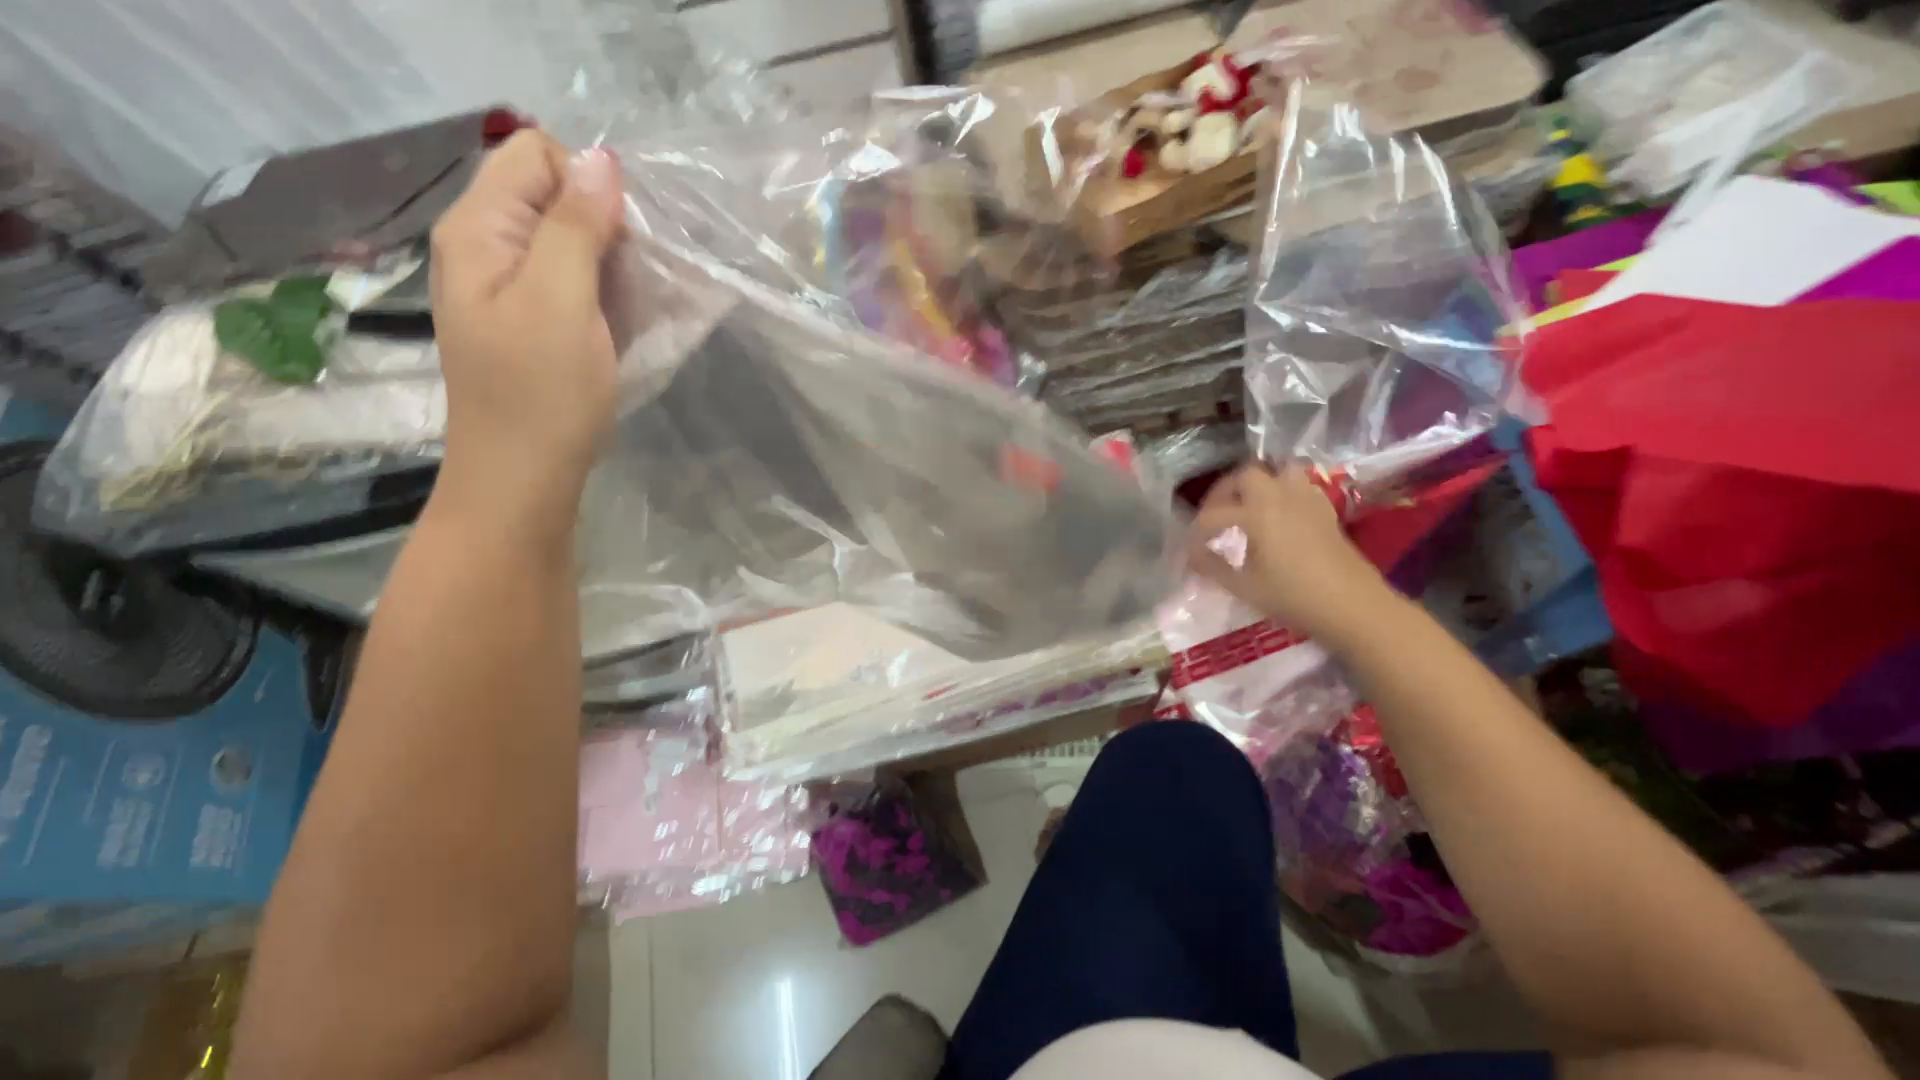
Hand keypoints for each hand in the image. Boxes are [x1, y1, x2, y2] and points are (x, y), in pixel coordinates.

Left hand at [429, 131, 625, 514]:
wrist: (522, 482)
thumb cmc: (541, 395)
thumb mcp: (562, 301)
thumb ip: (576, 225)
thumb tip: (602, 158)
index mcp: (478, 229)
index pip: (536, 153)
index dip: (587, 183)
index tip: (619, 240)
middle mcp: (484, 245)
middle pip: (553, 192)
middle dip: (604, 223)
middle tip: (631, 279)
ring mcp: (506, 285)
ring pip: (569, 237)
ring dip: (611, 261)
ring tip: (631, 305)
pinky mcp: (530, 318)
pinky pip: (573, 277)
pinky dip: (604, 290)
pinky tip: (620, 323)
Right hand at [1188, 464, 1393, 644]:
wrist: (1354, 606)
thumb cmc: (1294, 598)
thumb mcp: (1245, 588)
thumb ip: (1214, 568)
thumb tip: (1193, 555)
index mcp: (1256, 513)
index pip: (1213, 514)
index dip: (1197, 531)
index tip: (1191, 550)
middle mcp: (1279, 496)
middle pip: (1245, 475)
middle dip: (1224, 493)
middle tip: (1215, 516)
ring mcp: (1306, 500)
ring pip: (1278, 472)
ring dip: (1258, 484)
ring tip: (1248, 508)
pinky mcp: (1325, 510)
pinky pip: (1300, 486)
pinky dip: (1283, 492)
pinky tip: (1279, 516)